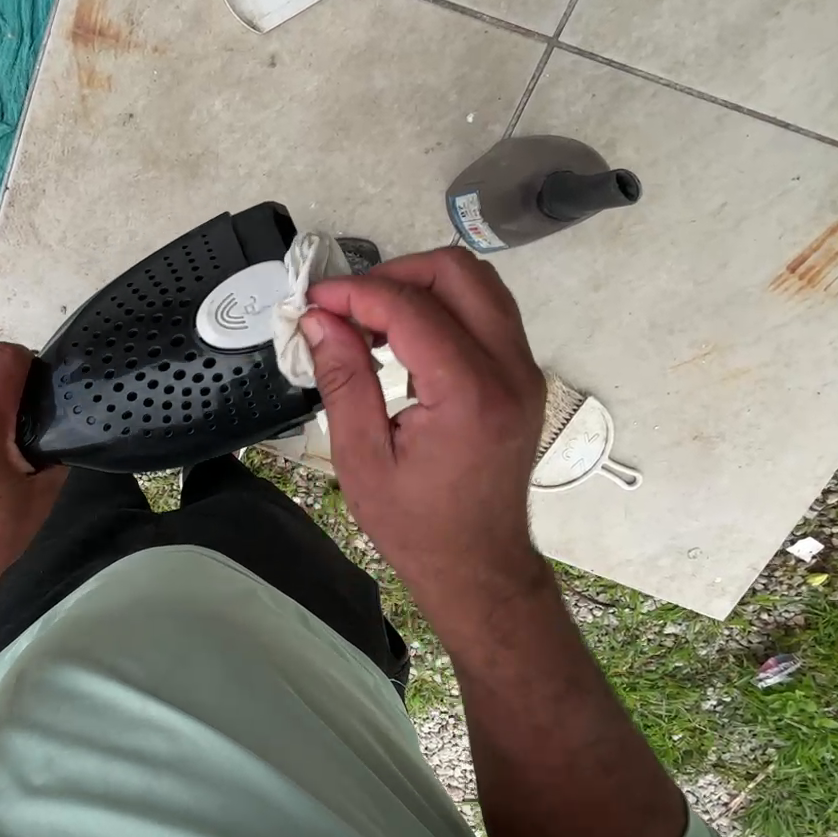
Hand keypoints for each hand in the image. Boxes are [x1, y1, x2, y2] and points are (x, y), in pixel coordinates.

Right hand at [300, 247, 547, 629]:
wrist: (477, 563)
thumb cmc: (415, 525)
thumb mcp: (361, 458)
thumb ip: (343, 380)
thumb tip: (320, 321)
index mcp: (469, 394)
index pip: (411, 308)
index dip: (355, 292)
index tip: (313, 300)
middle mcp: (510, 370)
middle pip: (457, 272)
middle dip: (391, 275)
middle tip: (343, 306)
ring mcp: (524, 370)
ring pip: (476, 284)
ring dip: (416, 286)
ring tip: (366, 319)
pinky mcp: (520, 376)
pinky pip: (483, 312)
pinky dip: (438, 306)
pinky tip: (398, 337)